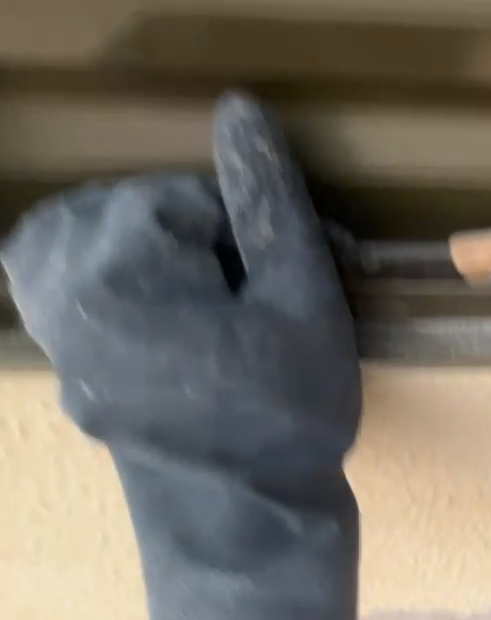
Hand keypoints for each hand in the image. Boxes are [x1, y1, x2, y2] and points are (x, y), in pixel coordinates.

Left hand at [2, 92, 364, 619]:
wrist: (241, 506)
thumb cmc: (286, 409)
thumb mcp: (303, 306)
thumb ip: (271, 208)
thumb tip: (244, 113)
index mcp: (113, 260)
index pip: (192, 196)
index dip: (266, 229)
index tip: (318, 274)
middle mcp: (52, 272)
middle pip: (147, 211)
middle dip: (224, 242)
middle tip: (285, 295)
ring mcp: (44, 308)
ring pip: (120, 238)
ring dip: (188, 258)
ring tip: (242, 306)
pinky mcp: (57, 338)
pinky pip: (89, 271)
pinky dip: (146, 278)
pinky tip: (191, 314)